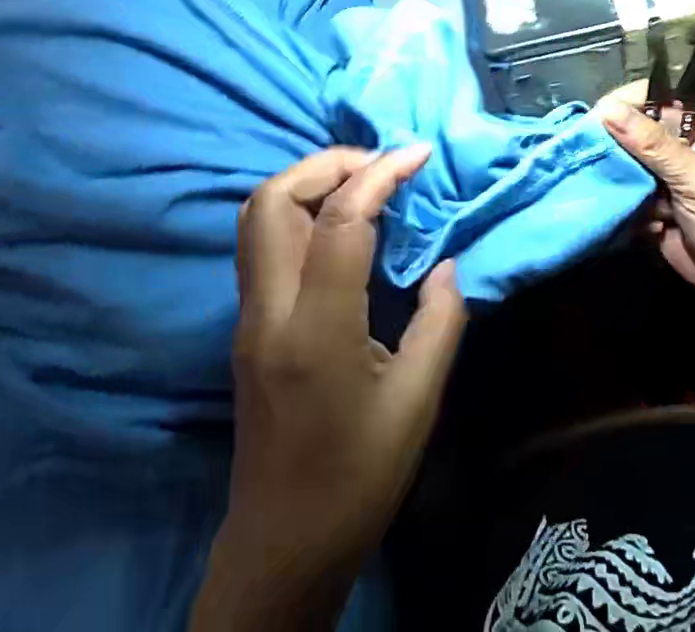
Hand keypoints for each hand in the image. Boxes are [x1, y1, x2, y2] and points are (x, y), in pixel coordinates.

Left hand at [195, 146, 465, 631]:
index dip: (380, 174)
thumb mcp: (419, 398)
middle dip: (328, 165)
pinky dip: (302, 212)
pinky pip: (264, 245)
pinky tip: (346, 225)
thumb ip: (441, 319)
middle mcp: (268, 313)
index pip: (339, 222)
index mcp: (316, 330)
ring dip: (309, 184)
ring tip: (368, 184)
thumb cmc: (360, 475)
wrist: (285, 540)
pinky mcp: (247, 328)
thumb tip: (446, 263)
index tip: (419, 155)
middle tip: (384, 165)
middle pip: (270, 202)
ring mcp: (248, 320)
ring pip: (256, 219)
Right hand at [597, 84, 694, 302]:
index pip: (654, 100)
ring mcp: (661, 179)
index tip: (596, 116)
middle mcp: (677, 148)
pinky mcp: (648, 207)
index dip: (625, 103)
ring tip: (594, 180)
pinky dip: (615, 200)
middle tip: (584, 151)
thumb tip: (607, 109)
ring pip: (622, 163)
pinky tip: (610, 206)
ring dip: (610, 173)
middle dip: (611, 141)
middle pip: (632, 131)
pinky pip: (622, 194)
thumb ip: (653, 144)